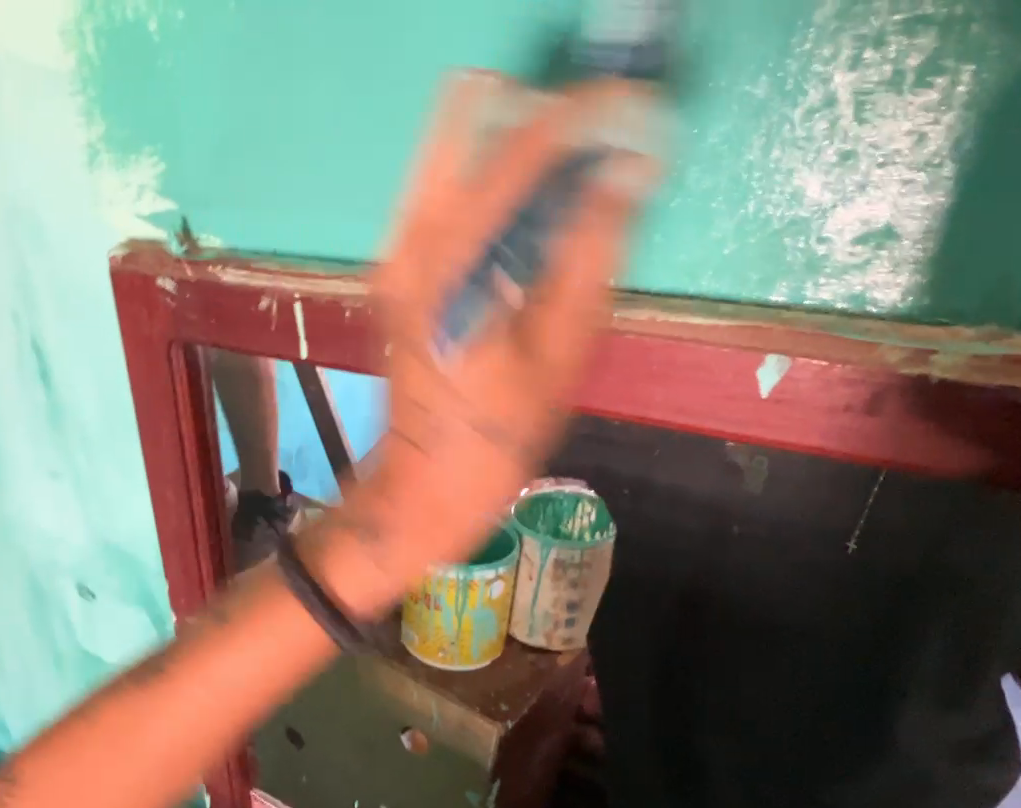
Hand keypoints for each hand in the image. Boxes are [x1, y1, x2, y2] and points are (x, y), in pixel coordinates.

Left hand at [326, 71, 662, 595]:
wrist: (425, 482)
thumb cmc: (499, 434)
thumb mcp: (562, 352)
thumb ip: (591, 253)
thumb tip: (625, 174)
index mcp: (452, 266)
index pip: (515, 153)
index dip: (578, 118)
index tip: (628, 111)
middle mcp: (409, 245)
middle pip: (467, 130)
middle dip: (538, 126)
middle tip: (594, 150)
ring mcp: (393, 256)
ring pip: (451, 157)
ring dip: (514, 155)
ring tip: (569, 186)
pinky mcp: (394, 272)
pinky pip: (440, 197)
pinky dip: (488, 189)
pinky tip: (526, 223)